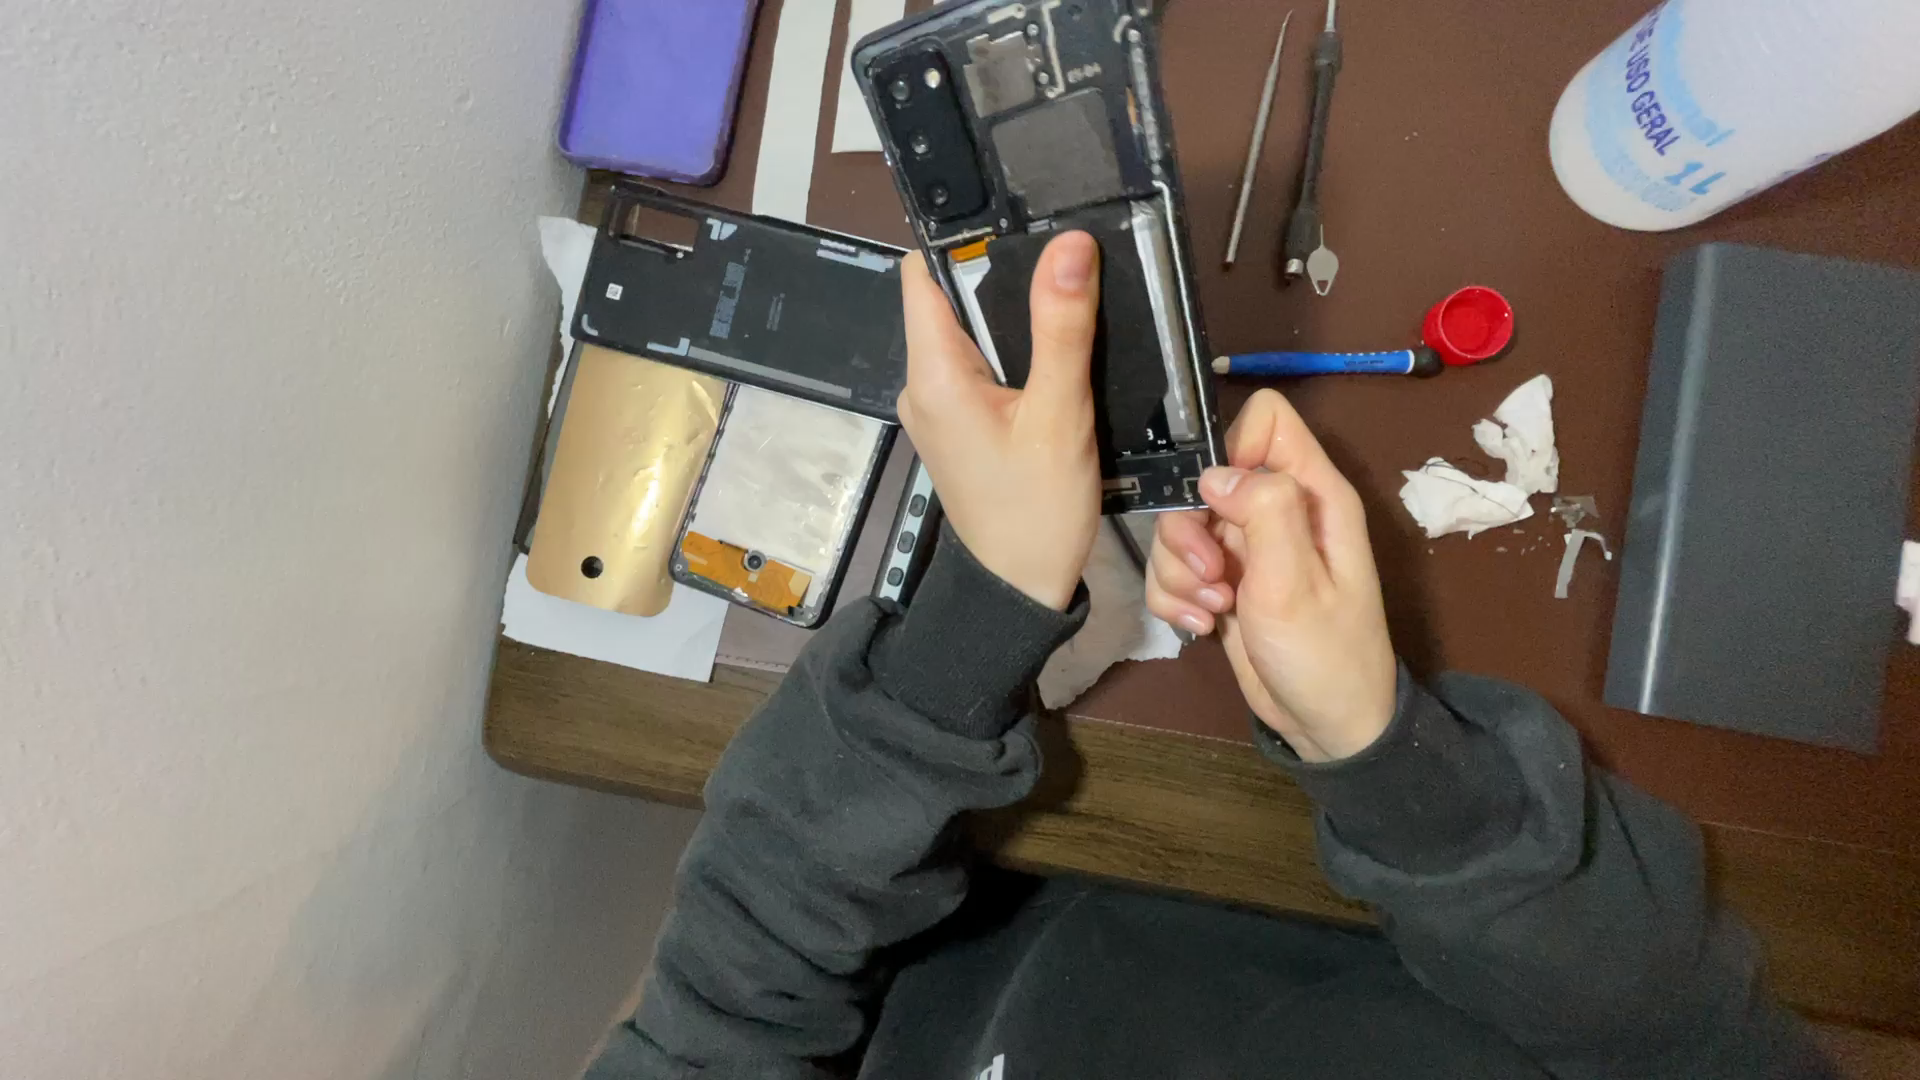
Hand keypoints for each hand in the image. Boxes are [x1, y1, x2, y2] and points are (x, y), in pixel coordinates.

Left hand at [897, 232, 1102, 610]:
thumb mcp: (1059, 414)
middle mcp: (920, 385)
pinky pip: (976, 371)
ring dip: (1010, 319)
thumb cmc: (1036, 510)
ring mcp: (935, 409)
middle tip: (1064, 263)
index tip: (1017, 221)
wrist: (1020, 585)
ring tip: (1066, 305)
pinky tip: (1050, 357)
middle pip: (949, 301)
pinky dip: (1010, 356)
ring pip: (967, 337)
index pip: (923, 274)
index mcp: (932, 373)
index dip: (962, 241)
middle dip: (999, 279)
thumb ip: (1061, 328)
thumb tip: (1068, 245)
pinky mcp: (955, 428)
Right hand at [1145, 390, 1396, 761]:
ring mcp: (1240, 549)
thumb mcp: (1296, 582)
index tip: (1218, 500)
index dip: (1233, 449)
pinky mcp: (1215, 583)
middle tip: (1213, 574)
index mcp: (1309, 494)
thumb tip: (1214, 475)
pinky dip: (1175, 599)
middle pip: (1200, 482)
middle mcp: (1271, 512)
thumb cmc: (1324, 652)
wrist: (1322, 725)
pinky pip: (1169, 571)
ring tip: (1213, 609)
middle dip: (1189, 532)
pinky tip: (1203, 625)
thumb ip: (1263, 512)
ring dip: (1180, 573)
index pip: (1266, 421)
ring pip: (1175, 531)